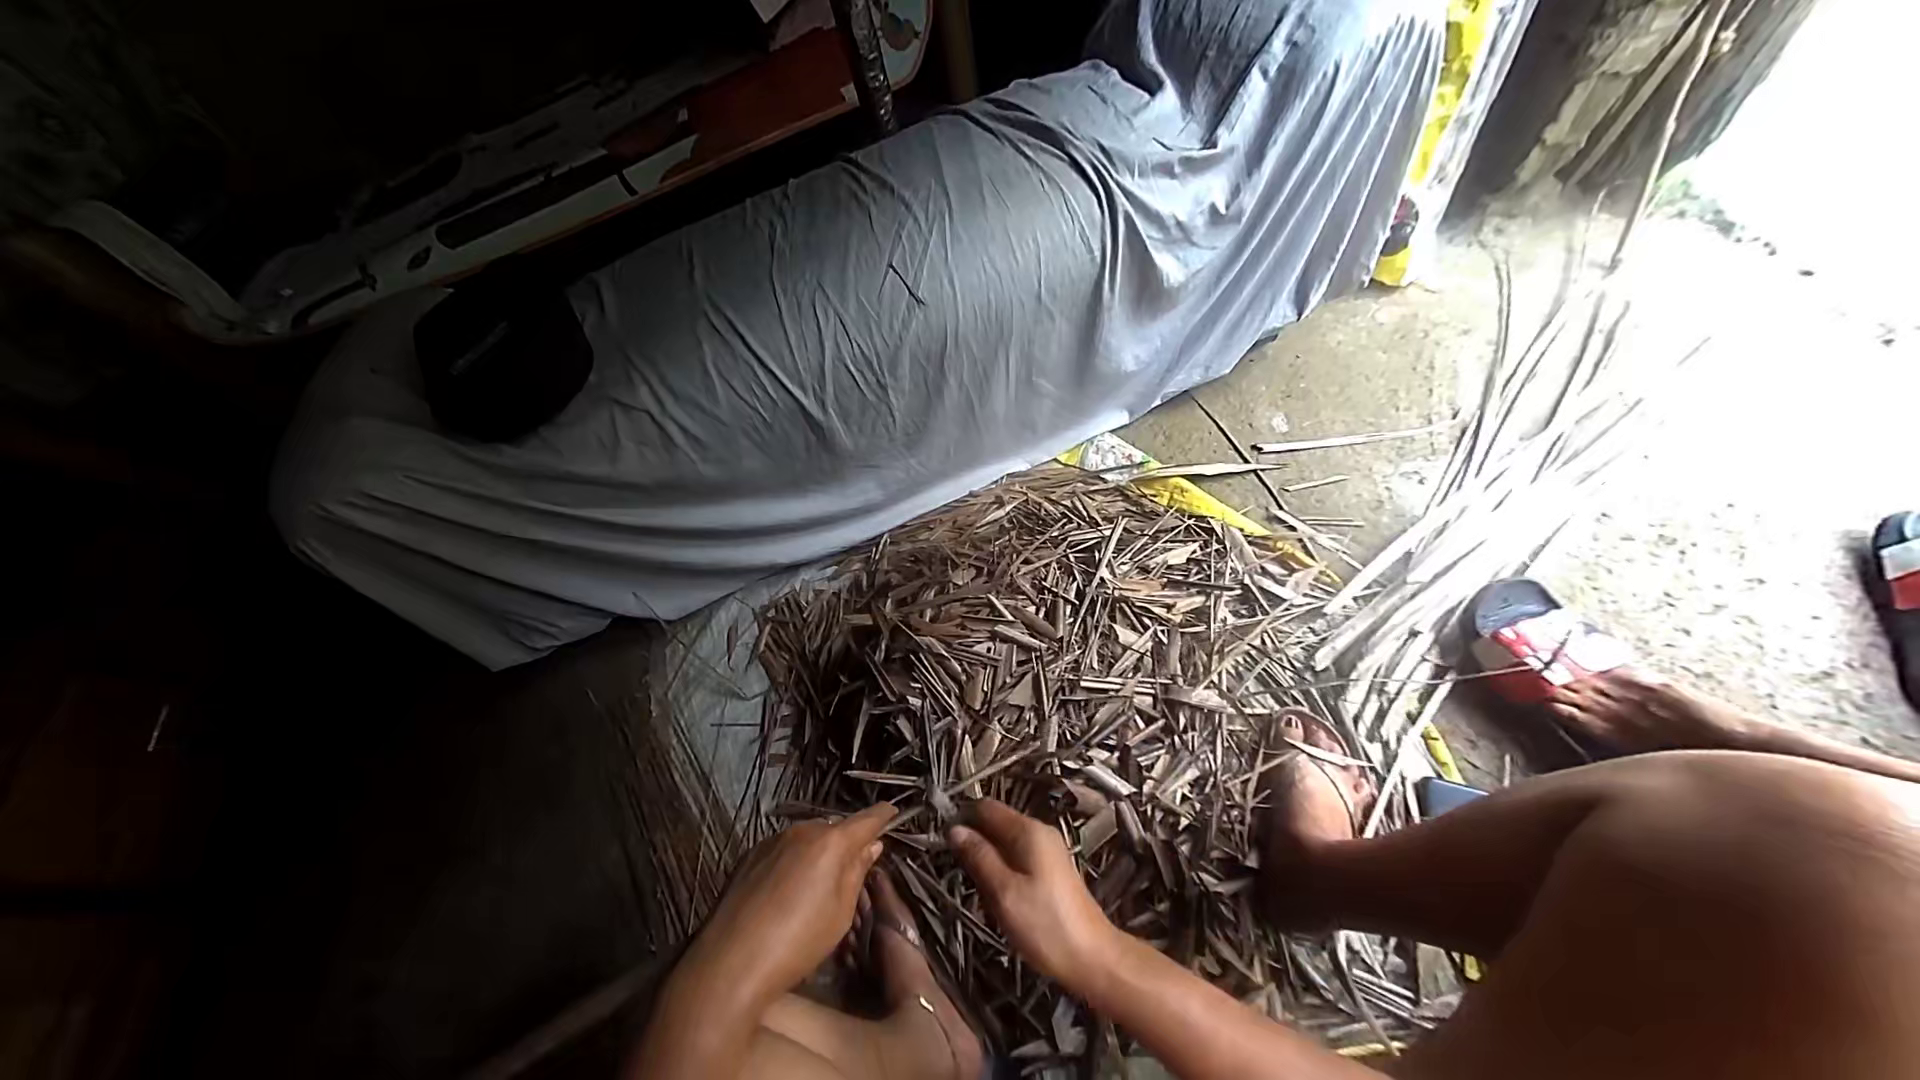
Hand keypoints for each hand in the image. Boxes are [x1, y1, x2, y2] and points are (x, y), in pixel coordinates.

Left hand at [682, 804, 896, 1005]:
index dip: (882, 815)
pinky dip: (795, 860)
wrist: (729, 963)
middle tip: (853, 868)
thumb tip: (870, 845)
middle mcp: (802, 831)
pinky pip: (785, 849)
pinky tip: (788, 891)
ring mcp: (773, 840)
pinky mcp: (750, 855)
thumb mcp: (840, 913)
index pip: (866, 819)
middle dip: (847, 842)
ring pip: (808, 838)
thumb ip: (856, 872)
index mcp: (831, 842)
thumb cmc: (797, 942)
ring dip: (819, 851)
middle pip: (835, 828)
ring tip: (817, 885)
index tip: (893, 812)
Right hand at [947, 798, 1119, 990]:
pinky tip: (997, 895)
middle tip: (957, 871)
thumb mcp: (1004, 892)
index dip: (962, 818)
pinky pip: (1017, 856)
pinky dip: (1002, 868)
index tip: (941, 841)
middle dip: (974, 840)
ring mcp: (1048, 850)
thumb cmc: (1045, 926)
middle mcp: (1040, 832)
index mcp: (1028, 830)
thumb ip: (979, 857)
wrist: (1093, 959)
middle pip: (996, 822)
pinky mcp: (1051, 869)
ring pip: (1005, 841)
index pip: (986, 806)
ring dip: (987, 857)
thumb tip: (954, 829)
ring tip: (976, 888)